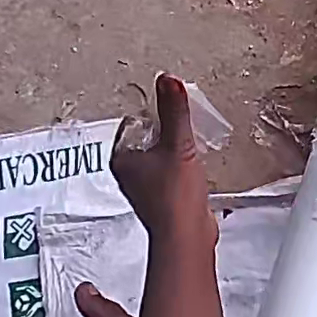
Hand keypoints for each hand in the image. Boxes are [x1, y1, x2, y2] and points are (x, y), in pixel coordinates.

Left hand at [114, 72, 218, 247]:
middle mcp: (130, 176)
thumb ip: (174, 111)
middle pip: (148, 141)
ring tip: (189, 150)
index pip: (133, 124)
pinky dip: (184, 169)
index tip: (170, 111)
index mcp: (122, 160)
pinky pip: (173, 174)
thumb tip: (168, 82)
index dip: (153, 116)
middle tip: (181, 129)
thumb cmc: (174, 199)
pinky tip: (194, 171)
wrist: (188, 234)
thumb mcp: (178, 144)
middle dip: (165, 133)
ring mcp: (147, 189)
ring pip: (160, 158)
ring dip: (176, 152)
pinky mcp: (166, 199)